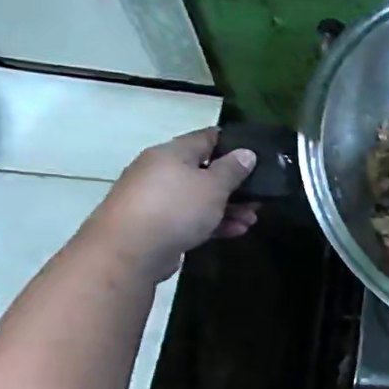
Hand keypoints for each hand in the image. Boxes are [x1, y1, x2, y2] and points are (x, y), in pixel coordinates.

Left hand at [85, 128, 258, 279]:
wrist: (130, 250)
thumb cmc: (176, 208)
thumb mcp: (212, 186)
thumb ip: (232, 169)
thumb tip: (247, 152)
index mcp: (173, 152)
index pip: (206, 138)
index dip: (232, 144)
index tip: (255, 154)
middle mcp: (161, 171)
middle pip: (204, 172)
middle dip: (233, 185)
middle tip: (258, 197)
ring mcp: (157, 200)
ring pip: (199, 199)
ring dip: (227, 208)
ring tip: (251, 220)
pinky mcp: (157, 227)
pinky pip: (190, 219)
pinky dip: (212, 223)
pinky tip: (235, 231)